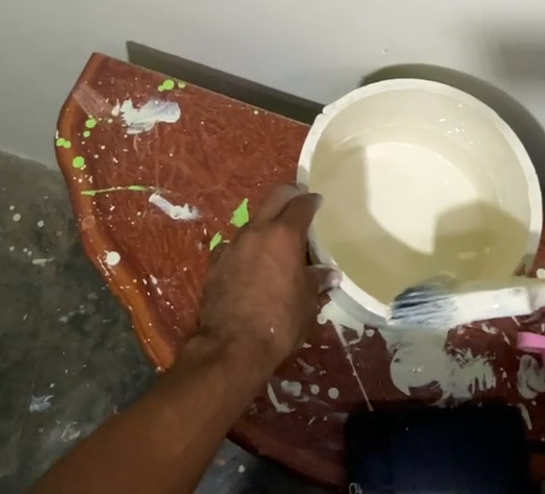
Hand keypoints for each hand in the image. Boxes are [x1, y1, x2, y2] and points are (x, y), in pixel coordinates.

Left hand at [190, 183, 336, 378]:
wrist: (231, 347)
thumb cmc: (279, 322)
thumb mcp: (307, 303)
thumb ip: (316, 281)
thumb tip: (329, 274)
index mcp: (284, 236)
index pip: (301, 205)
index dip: (311, 201)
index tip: (316, 201)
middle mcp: (257, 231)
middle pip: (274, 198)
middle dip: (288, 195)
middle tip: (297, 201)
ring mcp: (232, 245)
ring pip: (252, 222)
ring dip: (265, 225)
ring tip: (274, 243)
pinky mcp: (215, 262)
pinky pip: (234, 246)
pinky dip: (245, 249)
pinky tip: (249, 264)